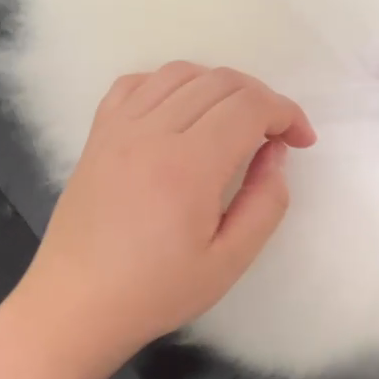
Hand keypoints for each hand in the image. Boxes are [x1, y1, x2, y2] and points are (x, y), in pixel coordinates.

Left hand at [13, 62, 317, 350]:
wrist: (77, 306)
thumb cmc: (157, 291)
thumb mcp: (230, 261)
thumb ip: (265, 203)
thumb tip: (275, 155)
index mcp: (189, 166)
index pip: (250, 107)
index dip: (287, 114)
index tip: (301, 142)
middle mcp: (151, 133)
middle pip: (220, 81)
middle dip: (262, 99)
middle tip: (276, 136)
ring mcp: (119, 129)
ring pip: (181, 72)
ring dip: (220, 86)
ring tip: (235, 121)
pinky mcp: (98, 135)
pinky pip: (138, 83)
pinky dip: (172, 84)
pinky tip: (184, 112)